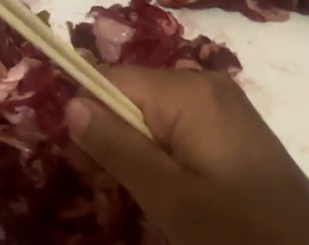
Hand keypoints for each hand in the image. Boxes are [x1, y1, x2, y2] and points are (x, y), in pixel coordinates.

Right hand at [65, 67, 308, 244]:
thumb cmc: (240, 233)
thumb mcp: (170, 197)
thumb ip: (116, 146)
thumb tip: (67, 101)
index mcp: (187, 88)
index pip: (110, 79)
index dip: (87, 116)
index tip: (80, 164)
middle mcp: (205, 83)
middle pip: (132, 96)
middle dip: (114, 137)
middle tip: (113, 189)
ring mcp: (224, 107)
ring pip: (154, 115)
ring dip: (139, 152)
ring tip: (148, 197)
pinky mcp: (236, 132)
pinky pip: (180, 128)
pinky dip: (166, 156)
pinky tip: (176, 194)